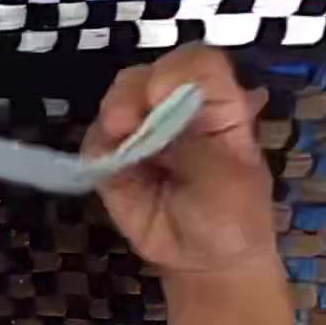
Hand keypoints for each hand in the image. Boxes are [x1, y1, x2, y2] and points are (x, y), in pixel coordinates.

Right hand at [83, 44, 278, 281]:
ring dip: (113, 112)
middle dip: (134, 92)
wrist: (199, 260)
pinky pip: (94, 134)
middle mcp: (174, 110)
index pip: (198, 64)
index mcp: (216, 107)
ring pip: (116, 96)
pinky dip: (97, 143)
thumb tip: (158, 110)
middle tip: (128, 123)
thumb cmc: (231, 219)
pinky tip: (110, 163)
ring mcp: (139, 129)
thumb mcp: (230, 180)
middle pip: (147, 73)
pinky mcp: (110, 152)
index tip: (162, 97)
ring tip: (119, 139)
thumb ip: (196, 141)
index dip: (178, 70)